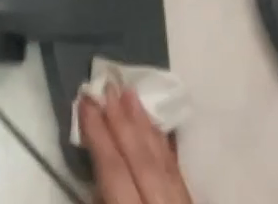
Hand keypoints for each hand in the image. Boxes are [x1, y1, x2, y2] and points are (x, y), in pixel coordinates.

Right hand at [77, 83, 193, 203]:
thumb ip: (99, 195)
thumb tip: (94, 157)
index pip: (113, 169)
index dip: (98, 134)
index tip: (85, 102)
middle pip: (142, 159)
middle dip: (122, 121)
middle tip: (108, 86)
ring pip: (163, 161)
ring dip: (145, 126)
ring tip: (131, 94)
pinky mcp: (192, 203)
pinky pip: (177, 172)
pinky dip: (164, 147)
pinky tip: (156, 128)